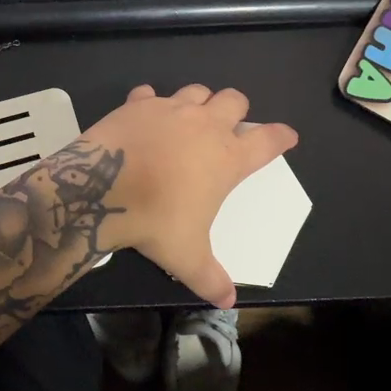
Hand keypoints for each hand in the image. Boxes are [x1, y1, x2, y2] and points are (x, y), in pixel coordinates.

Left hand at [80, 84, 298, 308]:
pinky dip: (151, 102)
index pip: (267, 141)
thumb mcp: (187, 257)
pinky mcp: (139, 104)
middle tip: (231, 125)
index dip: (281, 137)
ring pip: (197, 91)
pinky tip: (146, 114)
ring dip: (200, 101)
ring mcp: (170, 108)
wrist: (102, 189)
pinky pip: (149, 94)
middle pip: (234, 100)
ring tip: (192, 117)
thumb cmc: (156, 220)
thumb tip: (227, 300)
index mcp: (227, 158)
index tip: (287, 135)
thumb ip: (211, 278)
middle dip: (238, 110)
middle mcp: (204, 125)